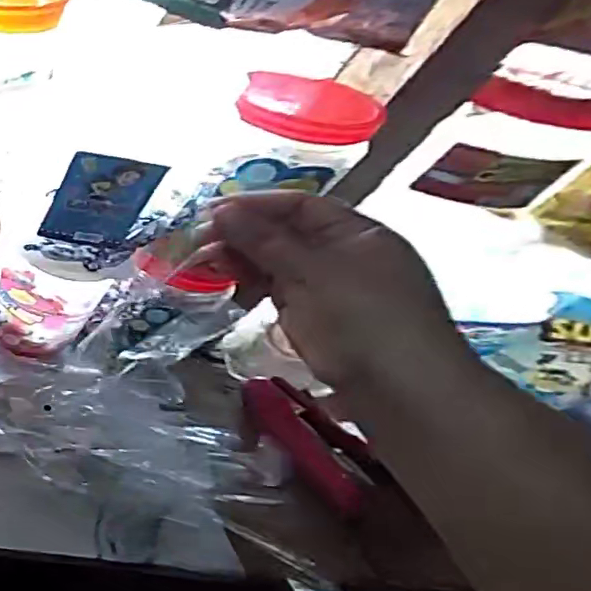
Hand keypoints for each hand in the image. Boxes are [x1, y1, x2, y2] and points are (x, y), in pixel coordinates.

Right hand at [192, 191, 474, 393]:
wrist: (396, 386)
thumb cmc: (364, 318)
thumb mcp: (313, 272)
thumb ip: (264, 240)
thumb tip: (222, 210)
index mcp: (356, 234)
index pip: (299, 206)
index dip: (254, 204)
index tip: (209, 212)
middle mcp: (338, 253)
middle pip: (280, 231)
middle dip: (237, 232)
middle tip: (194, 240)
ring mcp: (321, 282)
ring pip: (269, 259)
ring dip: (233, 257)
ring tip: (197, 261)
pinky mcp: (304, 309)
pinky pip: (267, 285)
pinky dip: (241, 280)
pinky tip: (216, 281)